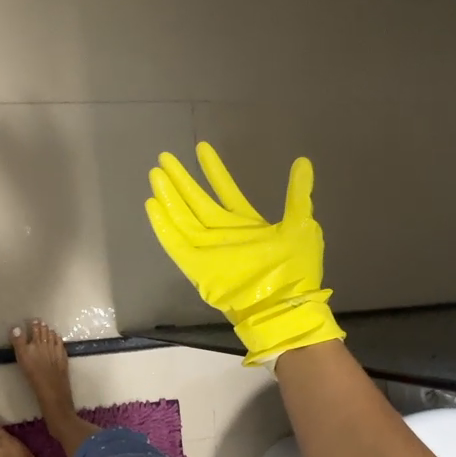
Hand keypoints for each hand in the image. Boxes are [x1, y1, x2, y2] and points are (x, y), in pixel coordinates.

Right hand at [145, 142, 345, 365]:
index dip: (214, 171)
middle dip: (181, 180)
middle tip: (165, 158)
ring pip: (182, 218)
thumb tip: (303, 163)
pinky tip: (152, 205)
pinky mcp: (197, 267)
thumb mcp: (302, 227)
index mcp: (246, 225)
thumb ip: (298, 196)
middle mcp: (223, 235)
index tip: (203, 149)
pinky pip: (175, 244)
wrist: (283, 307)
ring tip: (155, 174)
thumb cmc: (294, 272)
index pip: (225, 192)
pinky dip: (163, 226)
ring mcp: (208, 251)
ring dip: (169, 196)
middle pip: (196, 202)